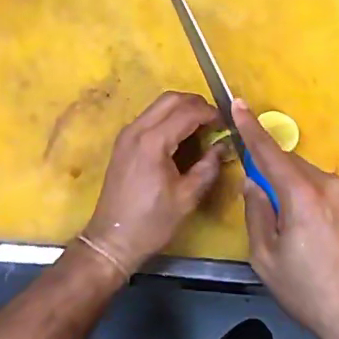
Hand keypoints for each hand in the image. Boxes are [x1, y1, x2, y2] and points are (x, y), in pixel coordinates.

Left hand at [81, 92, 223, 275]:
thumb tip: (222, 146)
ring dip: (182, 109)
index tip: (227, 124)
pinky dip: (168, 117)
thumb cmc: (151, 223)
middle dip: (196, 104)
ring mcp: (127, 133)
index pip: (188, 112)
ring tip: (201, 128)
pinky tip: (181, 136)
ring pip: (159, 105)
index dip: (211, 114)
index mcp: (153, 142)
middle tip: (215, 122)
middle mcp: (137, 129)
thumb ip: (208, 167)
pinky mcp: (123, 141)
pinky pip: (150, 117)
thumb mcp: (187, 198)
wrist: (111, 240)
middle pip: (171, 98)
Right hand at [237, 100, 338, 338]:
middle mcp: (326, 184)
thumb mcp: (266, 258)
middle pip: (287, 163)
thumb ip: (256, 213)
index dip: (250, 127)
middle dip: (268, 170)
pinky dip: (304, 196)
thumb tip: (253, 185)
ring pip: (304, 176)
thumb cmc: (310, 292)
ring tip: (282, 225)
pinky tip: (304, 231)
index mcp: (301, 193)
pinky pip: (319, 190)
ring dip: (287, 186)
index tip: (237, 104)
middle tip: (255, 196)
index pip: (268, 151)